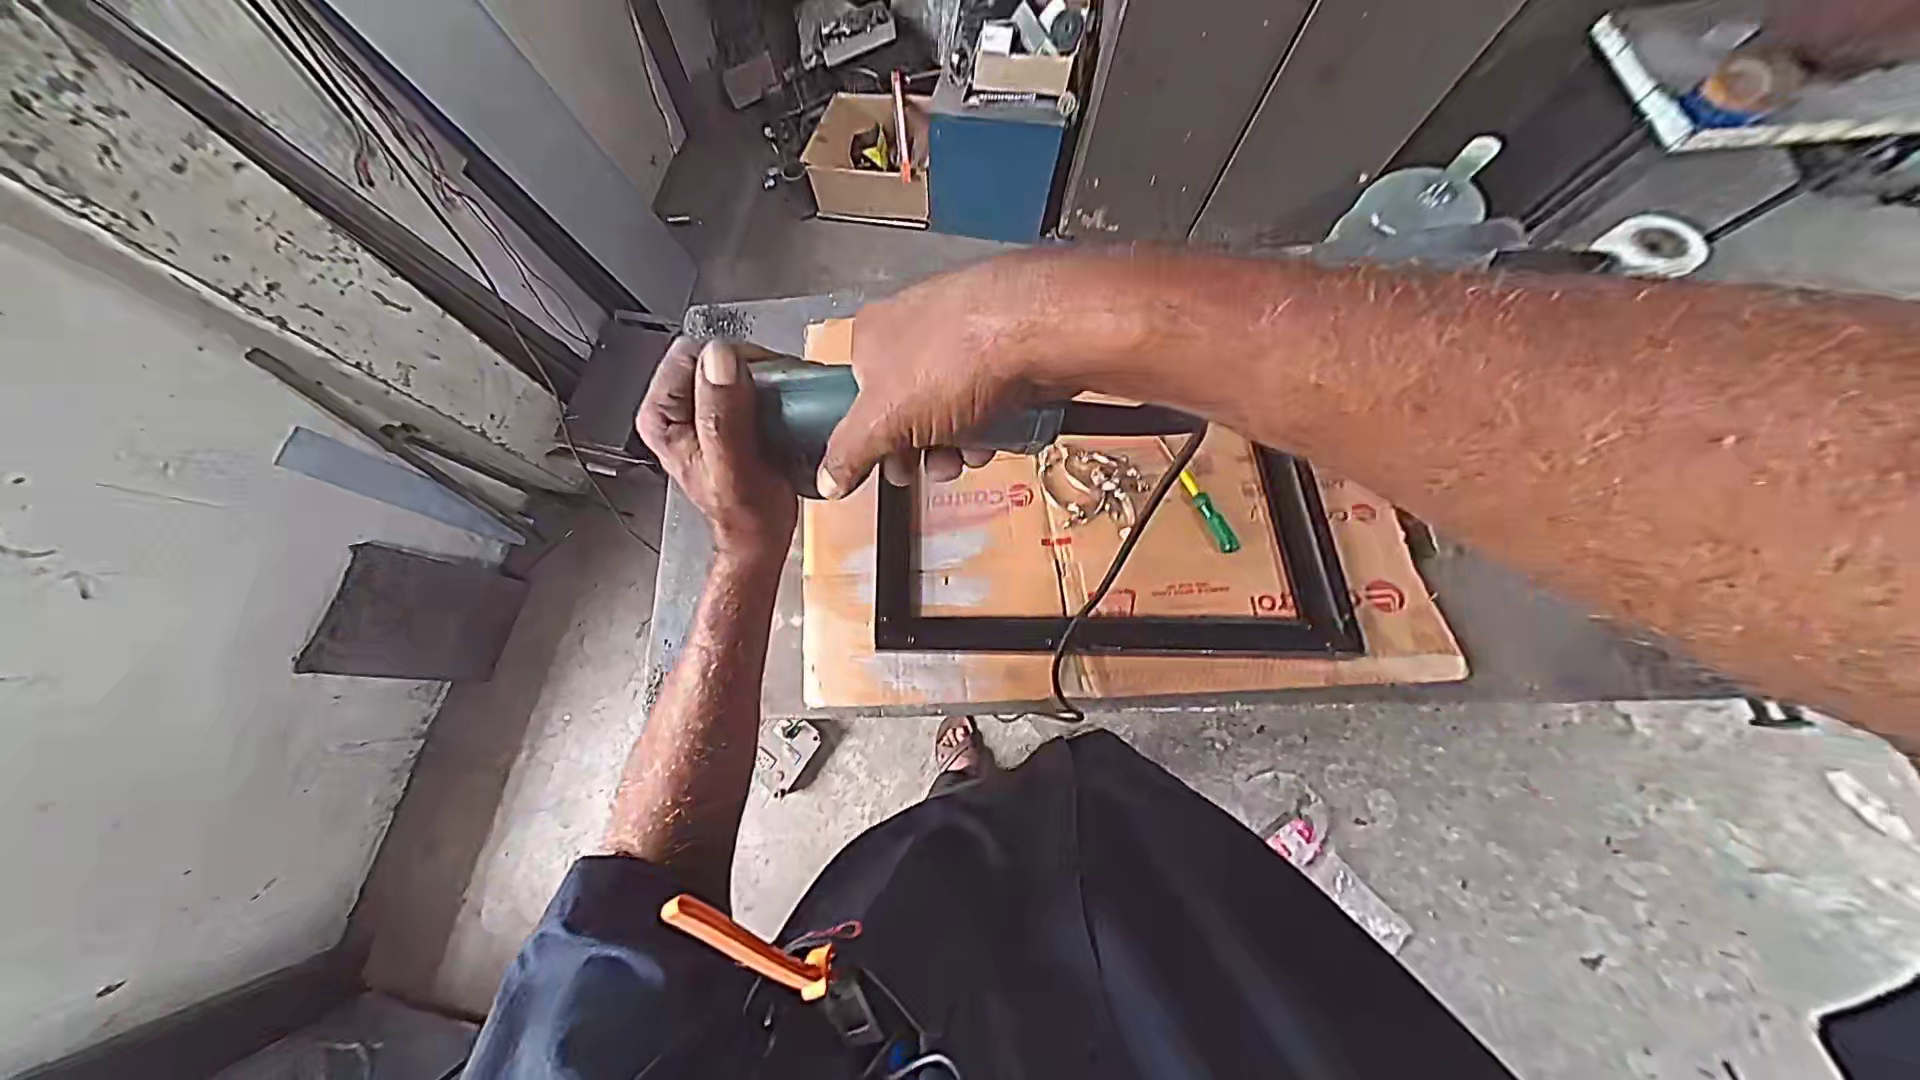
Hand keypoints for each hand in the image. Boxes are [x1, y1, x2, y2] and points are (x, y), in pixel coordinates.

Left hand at [637, 338, 796, 561]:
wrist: (761, 534)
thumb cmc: (745, 513)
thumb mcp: (732, 465)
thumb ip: (722, 415)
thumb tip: (720, 360)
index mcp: (662, 415)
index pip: (693, 355)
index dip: (733, 363)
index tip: (763, 385)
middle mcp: (679, 408)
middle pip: (717, 357)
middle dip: (755, 371)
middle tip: (779, 399)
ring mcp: (706, 411)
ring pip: (738, 367)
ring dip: (769, 380)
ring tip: (786, 404)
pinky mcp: (731, 416)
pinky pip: (754, 384)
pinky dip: (774, 391)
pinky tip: (786, 409)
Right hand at [817, 258, 1074, 497]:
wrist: (1035, 328)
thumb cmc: (953, 358)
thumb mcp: (883, 420)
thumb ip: (849, 452)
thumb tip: (827, 481)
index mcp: (872, 336)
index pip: (859, 397)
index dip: (873, 438)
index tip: (889, 465)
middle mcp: (914, 327)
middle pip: (908, 405)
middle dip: (921, 448)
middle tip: (935, 468)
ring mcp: (962, 333)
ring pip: (951, 404)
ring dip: (959, 441)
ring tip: (972, 454)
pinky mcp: (1003, 345)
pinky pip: (987, 394)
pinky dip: (991, 420)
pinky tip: (1000, 433)